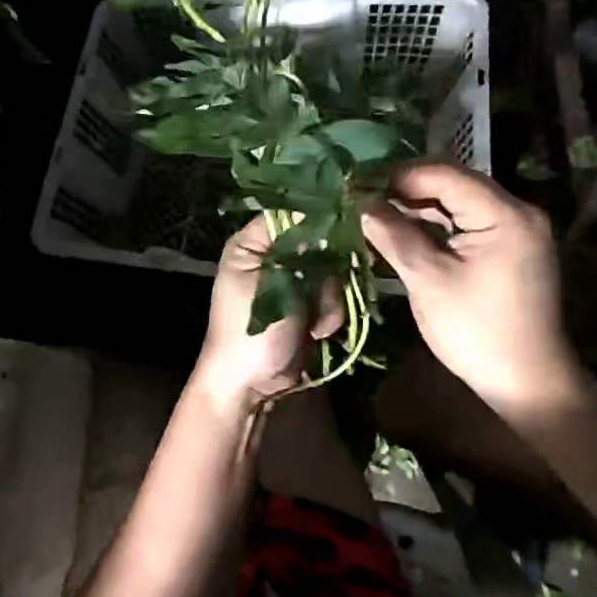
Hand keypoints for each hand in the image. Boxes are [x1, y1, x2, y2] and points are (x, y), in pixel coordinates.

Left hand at [192, 216, 341, 414]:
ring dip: (329, 300)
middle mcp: (272, 254)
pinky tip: (318, 332)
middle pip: (319, 241)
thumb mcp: (270, 284)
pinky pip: (334, 296)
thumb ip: (296, 247)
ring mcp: (292, 280)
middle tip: (318, 296)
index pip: (292, 211)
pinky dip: (331, 315)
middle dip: (327, 273)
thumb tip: (326, 212)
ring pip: (332, 271)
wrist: (250, 385)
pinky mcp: (309, 303)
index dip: (320, 217)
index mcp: (252, 242)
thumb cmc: (250, 331)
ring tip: (314, 325)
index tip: (346, 226)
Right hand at [360, 162, 580, 410]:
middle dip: (404, 187)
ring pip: (456, 202)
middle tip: (360, 195)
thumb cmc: (477, 331)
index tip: (356, 183)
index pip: (444, 174)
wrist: (527, 384)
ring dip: (416, 205)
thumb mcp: (428, 281)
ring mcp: (514, 229)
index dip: (397, 175)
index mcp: (505, 214)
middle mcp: (516, 211)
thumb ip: (394, 235)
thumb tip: (361, 205)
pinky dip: (433, 224)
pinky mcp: (507, 247)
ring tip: (372, 209)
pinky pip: (465, 222)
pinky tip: (400, 228)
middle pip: (452, 183)